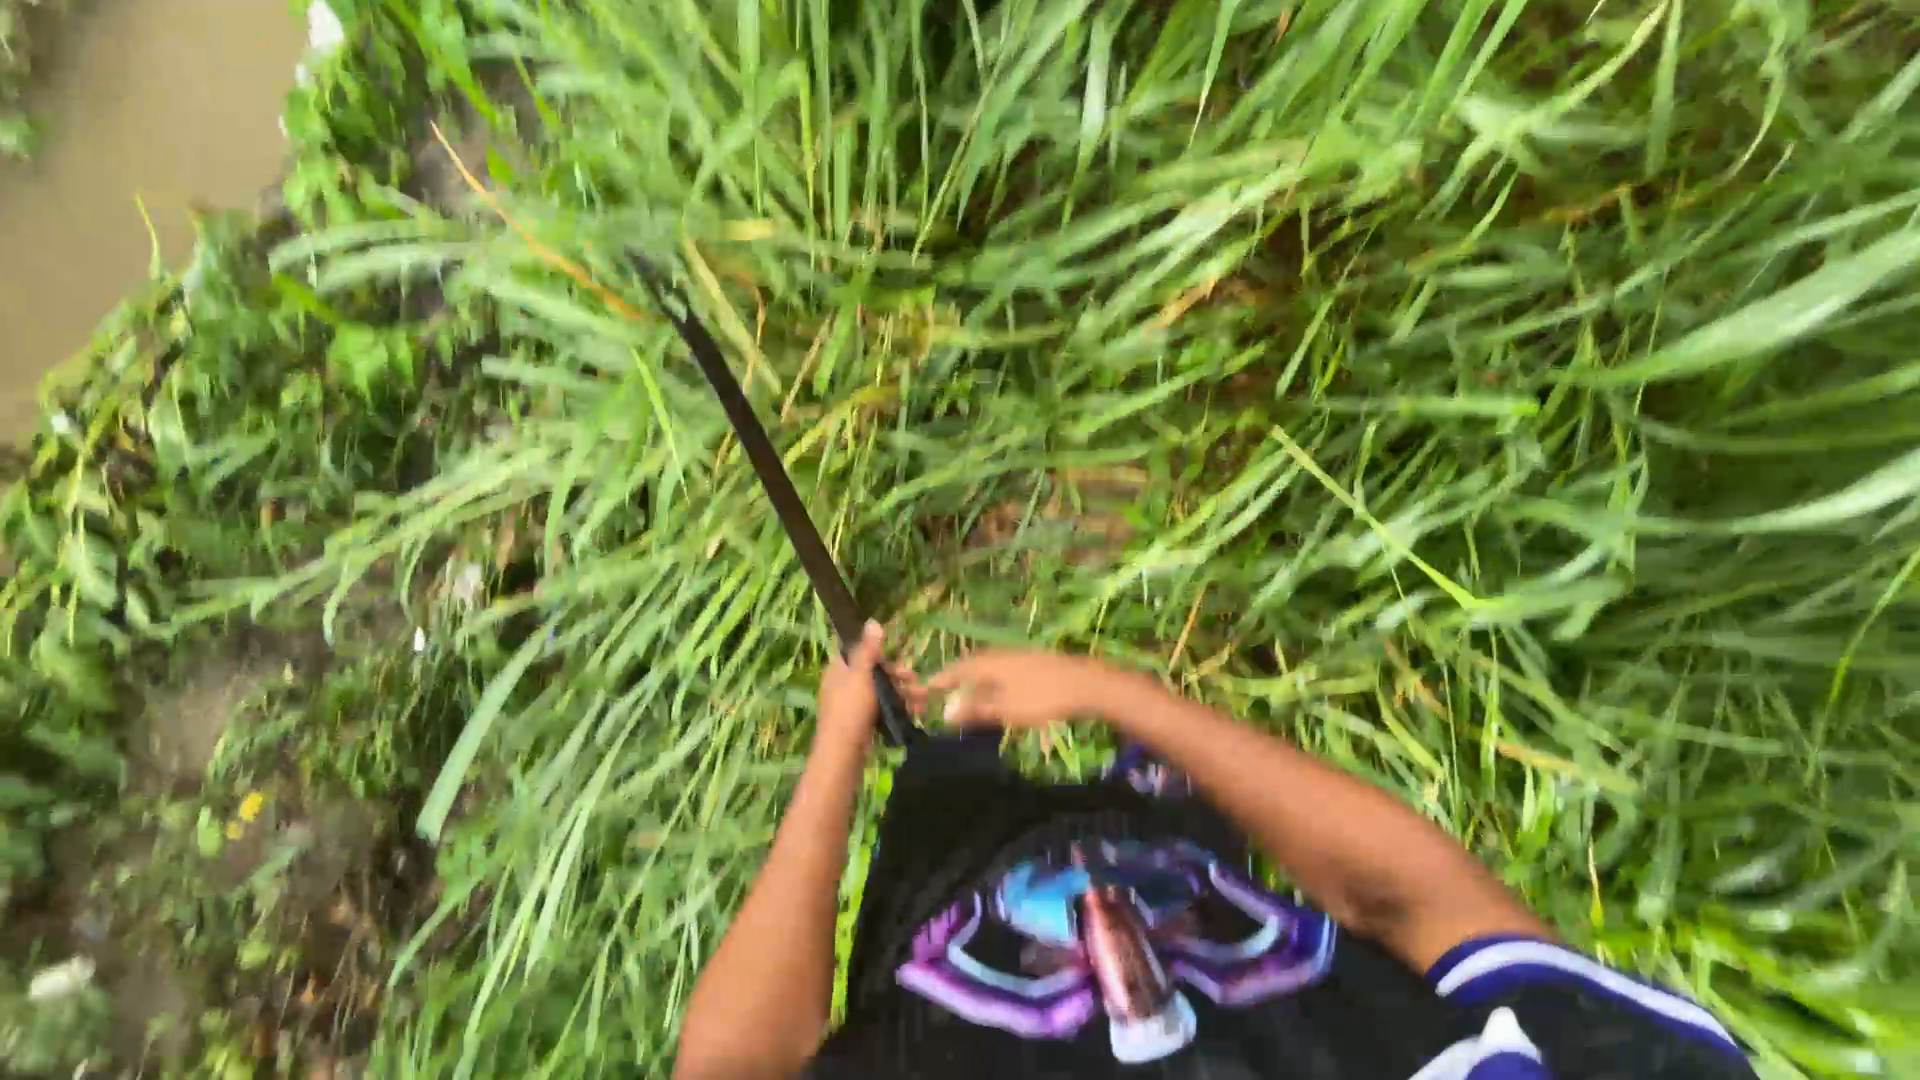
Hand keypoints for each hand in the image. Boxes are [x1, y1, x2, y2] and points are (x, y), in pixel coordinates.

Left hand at [817, 622, 926, 746]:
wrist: (843, 753)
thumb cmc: (851, 709)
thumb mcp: (862, 675)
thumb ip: (869, 650)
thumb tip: (873, 621)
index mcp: (839, 669)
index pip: (859, 652)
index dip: (880, 653)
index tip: (897, 658)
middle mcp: (843, 684)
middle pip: (874, 672)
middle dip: (898, 675)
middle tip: (915, 679)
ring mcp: (852, 704)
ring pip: (881, 691)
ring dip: (903, 692)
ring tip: (923, 699)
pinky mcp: (862, 722)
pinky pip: (882, 708)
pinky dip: (898, 708)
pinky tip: (915, 712)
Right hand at [929, 649, 1141, 730]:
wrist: (1086, 684)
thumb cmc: (1042, 698)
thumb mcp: (1005, 709)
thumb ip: (975, 710)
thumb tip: (946, 712)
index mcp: (988, 663)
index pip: (956, 669)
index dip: (940, 680)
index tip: (926, 689)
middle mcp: (1000, 654)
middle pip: (971, 666)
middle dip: (957, 679)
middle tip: (946, 694)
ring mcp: (1019, 656)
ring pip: (989, 668)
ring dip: (977, 682)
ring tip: (970, 697)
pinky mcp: (1035, 663)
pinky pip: (1004, 671)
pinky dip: (994, 682)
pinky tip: (1001, 694)